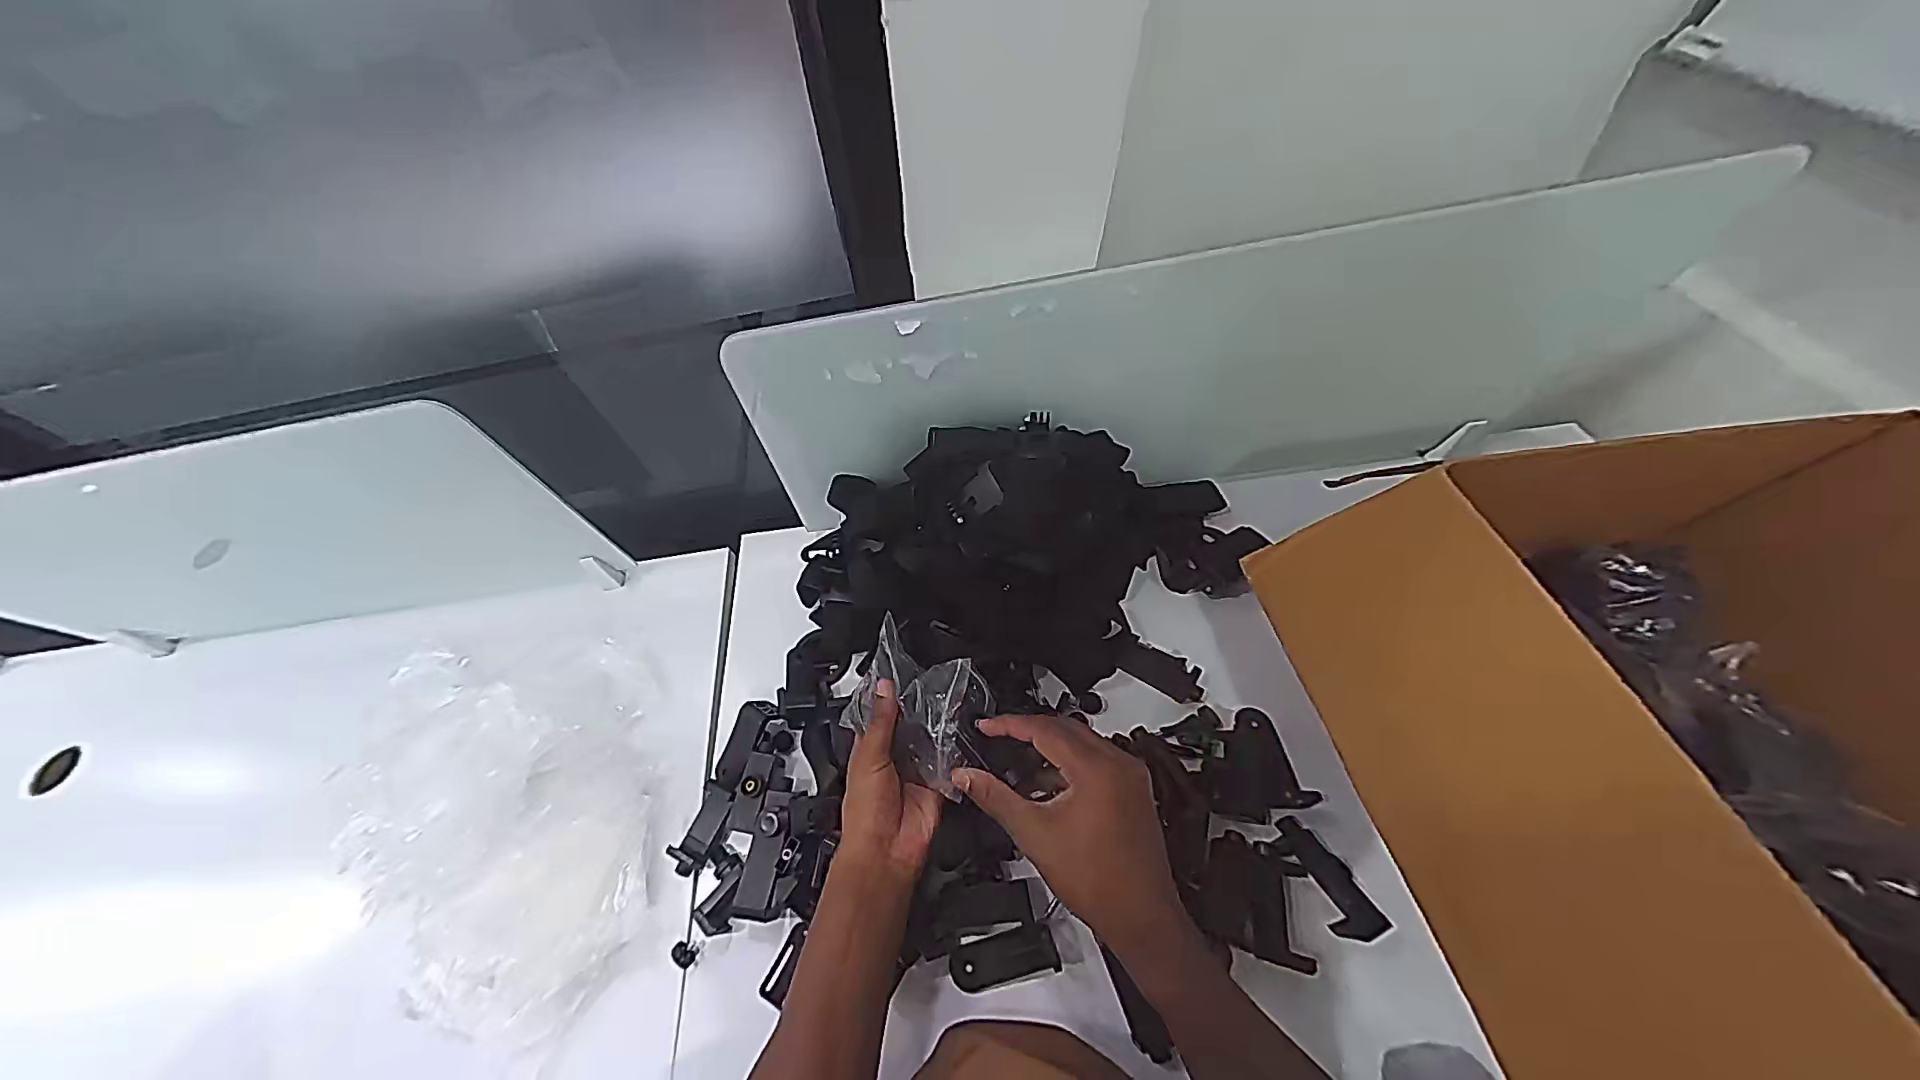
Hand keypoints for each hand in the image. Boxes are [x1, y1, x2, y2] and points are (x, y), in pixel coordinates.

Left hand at [837, 680, 943, 884]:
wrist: (885, 853)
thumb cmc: (864, 814)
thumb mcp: (869, 757)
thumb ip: (880, 722)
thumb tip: (883, 688)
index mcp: (870, 750)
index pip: (880, 716)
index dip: (890, 697)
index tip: (902, 675)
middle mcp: (893, 759)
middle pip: (910, 726)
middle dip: (920, 711)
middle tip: (933, 688)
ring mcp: (915, 772)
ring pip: (930, 742)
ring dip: (937, 729)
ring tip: (948, 705)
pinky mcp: (936, 786)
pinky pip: (948, 764)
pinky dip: (954, 753)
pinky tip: (958, 736)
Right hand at [954, 713, 1190, 952]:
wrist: (1140, 917)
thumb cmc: (1100, 883)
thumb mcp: (1034, 834)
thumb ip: (995, 798)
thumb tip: (968, 777)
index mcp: (1096, 770)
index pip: (1044, 728)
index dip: (1009, 724)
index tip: (987, 726)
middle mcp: (1119, 765)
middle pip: (1065, 727)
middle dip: (1028, 729)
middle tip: (999, 735)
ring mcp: (1131, 776)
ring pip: (1083, 741)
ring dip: (1050, 745)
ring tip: (1019, 760)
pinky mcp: (1135, 789)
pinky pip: (1098, 759)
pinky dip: (1070, 762)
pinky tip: (1049, 782)